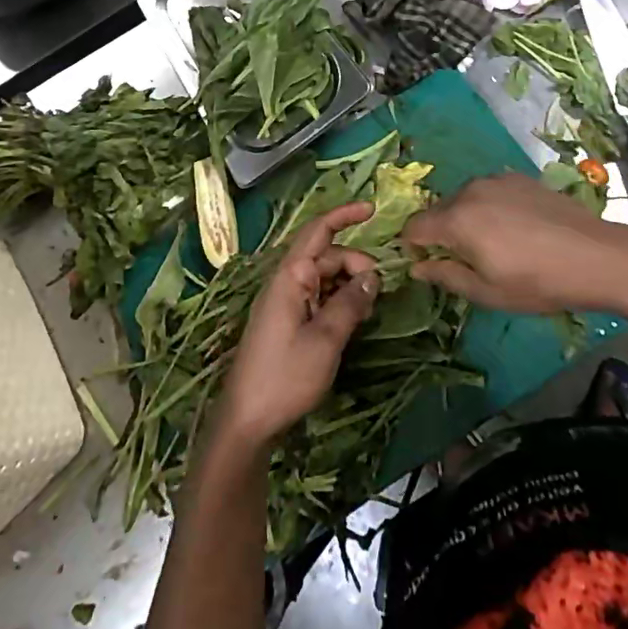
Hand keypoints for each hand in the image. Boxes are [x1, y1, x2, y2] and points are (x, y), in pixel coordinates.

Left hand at [217, 203, 380, 448]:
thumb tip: (372, 276)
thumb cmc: (285, 376)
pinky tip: (353, 318)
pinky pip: (317, 297)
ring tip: (370, 307)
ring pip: (324, 278)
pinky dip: (338, 300)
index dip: (344, 215)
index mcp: (290, 276)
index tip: (374, 210)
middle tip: (380, 289)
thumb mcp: (326, 339)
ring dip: (348, 284)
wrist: (247, 418)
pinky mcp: (287, 321)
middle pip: (326, 256)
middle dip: (355, 263)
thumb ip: (350, 303)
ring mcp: (285, 301)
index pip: (318, 231)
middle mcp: (286, 281)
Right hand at [402, 172, 627, 314]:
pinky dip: (488, 207)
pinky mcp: (520, 177)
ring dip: (465, 219)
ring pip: (464, 199)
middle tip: (465, 260)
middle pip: (438, 211)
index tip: (427, 265)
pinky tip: (515, 228)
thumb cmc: (539, 282)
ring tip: (494, 244)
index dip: (412, 248)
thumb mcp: (487, 292)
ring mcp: (497, 180)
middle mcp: (470, 191)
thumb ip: (445, 276)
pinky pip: (489, 191)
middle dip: (440, 234)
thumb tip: (417, 267)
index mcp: (457, 220)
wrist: (599, 256)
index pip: (414, 227)